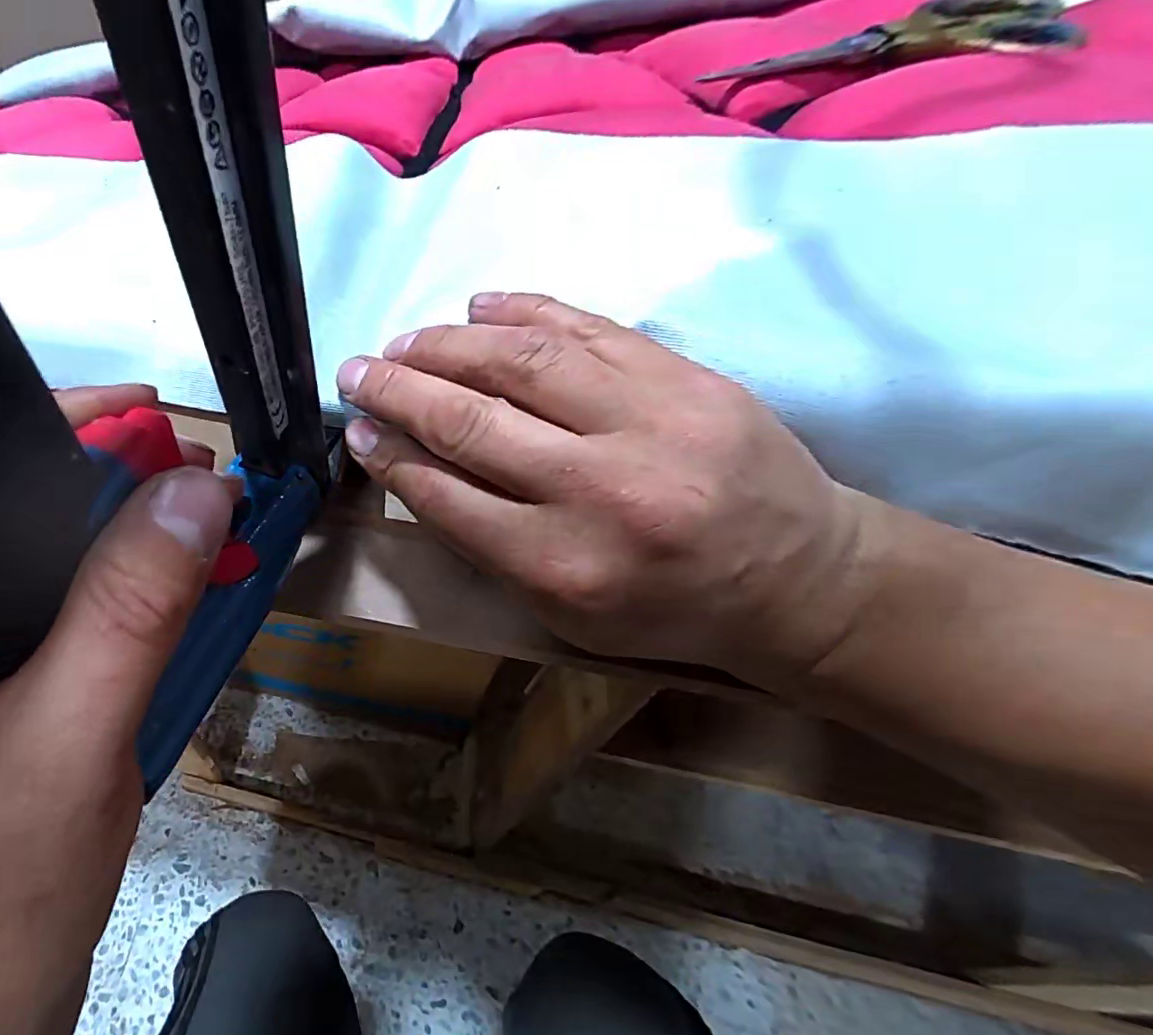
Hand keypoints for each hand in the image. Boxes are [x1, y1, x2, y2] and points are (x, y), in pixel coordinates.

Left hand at [0, 384, 233, 1034]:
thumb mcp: (78, 748)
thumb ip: (133, 608)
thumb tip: (196, 491)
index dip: (49, 451)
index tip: (141, 423)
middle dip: (75, 498)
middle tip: (171, 473)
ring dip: (71, 547)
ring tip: (158, 519)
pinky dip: (49, 594)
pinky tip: (112, 583)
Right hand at [335, 292, 879, 682]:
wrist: (797, 579)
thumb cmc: (661, 609)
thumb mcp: (561, 609)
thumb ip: (487, 545)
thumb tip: (416, 467)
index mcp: (561, 564)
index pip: (447, 495)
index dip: (390, 456)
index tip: (356, 430)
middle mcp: (600, 488)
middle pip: (473, 422)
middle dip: (399, 392)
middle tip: (356, 372)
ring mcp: (650, 421)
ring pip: (522, 363)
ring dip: (446, 346)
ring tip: (403, 342)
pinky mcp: (685, 377)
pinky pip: (588, 328)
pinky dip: (523, 311)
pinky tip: (476, 306)